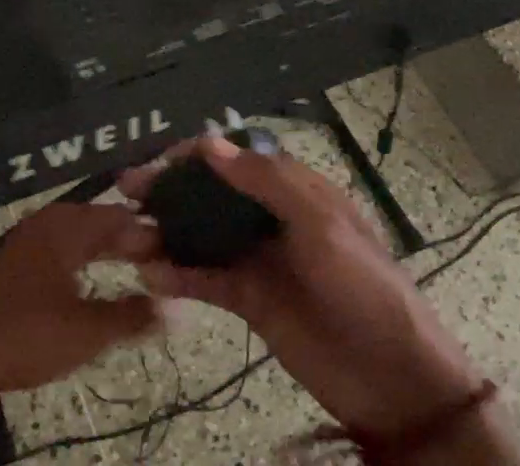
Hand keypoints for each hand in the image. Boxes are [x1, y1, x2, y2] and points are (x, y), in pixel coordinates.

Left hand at [0, 202, 161, 396]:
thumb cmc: (24, 334)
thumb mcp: (86, 331)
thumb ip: (132, 316)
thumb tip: (175, 308)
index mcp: (66, 228)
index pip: (120, 218)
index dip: (150, 234)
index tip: (178, 250)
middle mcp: (45, 224)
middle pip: (98, 223)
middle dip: (129, 239)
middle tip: (162, 259)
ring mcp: (24, 242)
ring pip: (76, 236)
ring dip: (105, 249)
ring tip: (134, 266)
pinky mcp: (11, 264)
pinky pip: (59, 249)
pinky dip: (82, 259)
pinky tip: (88, 280)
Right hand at [122, 137, 486, 441]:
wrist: (391, 376)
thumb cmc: (362, 285)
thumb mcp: (321, 223)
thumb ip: (265, 181)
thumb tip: (209, 142)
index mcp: (297, 190)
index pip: (239, 158)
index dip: (199, 154)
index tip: (160, 157)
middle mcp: (272, 218)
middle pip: (213, 194)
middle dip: (172, 190)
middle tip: (127, 192)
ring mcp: (259, 259)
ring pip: (203, 235)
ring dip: (167, 233)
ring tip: (128, 237)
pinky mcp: (249, 300)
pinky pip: (206, 280)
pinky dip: (178, 275)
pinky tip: (150, 275)